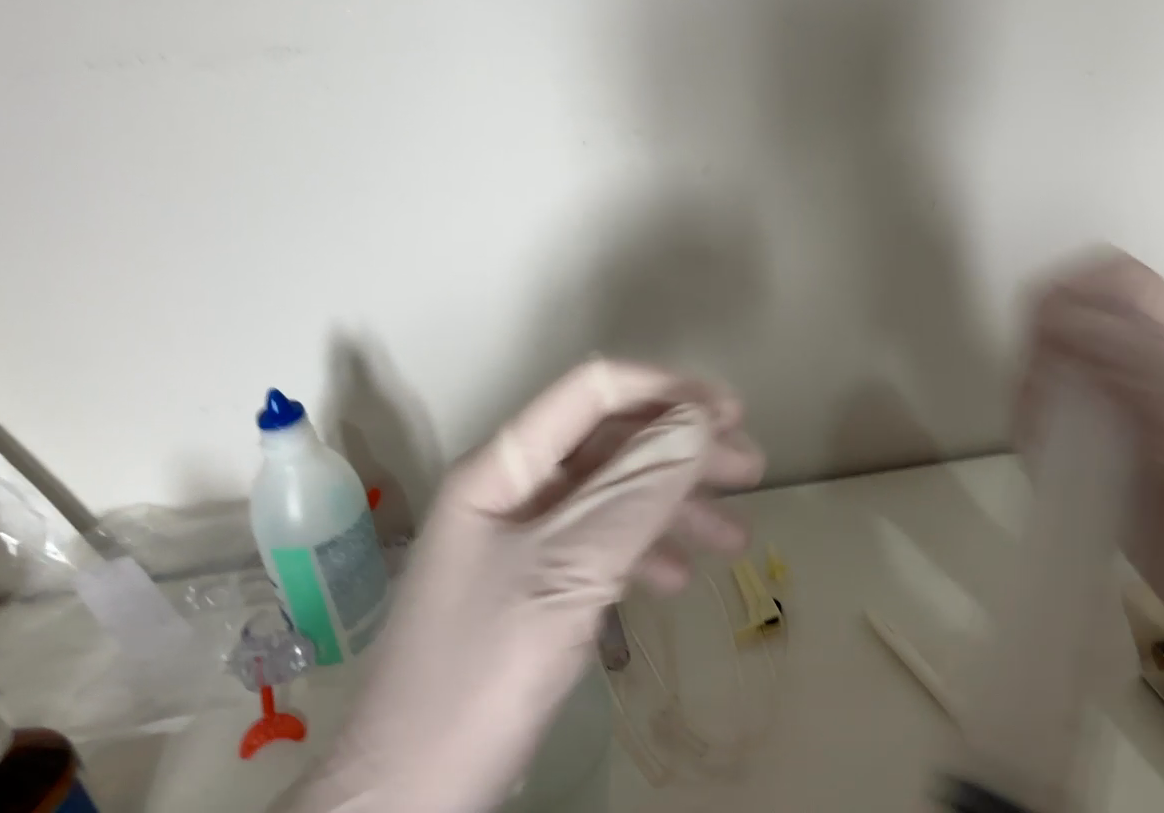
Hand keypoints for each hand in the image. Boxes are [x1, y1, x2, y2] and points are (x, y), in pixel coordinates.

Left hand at [281, 360, 762, 812]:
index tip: (729, 414)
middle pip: (608, 445)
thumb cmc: (484, 669)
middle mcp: (510, 493)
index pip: (589, 395)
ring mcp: (519, 545)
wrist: (412, 793)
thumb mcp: (569, 570)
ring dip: (674, 508)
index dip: (663, 391)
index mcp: (502, 469)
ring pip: (610, 500)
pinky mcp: (531, 593)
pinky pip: (598, 550)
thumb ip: (635, 490)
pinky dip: (643, 554)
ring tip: (735, 538)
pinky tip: (676, 580)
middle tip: (751, 471)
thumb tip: (697, 421)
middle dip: (680, 451)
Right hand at [1021, 251, 1163, 787]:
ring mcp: (1122, 423)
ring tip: (1058, 448)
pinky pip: (1047, 429)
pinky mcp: (1100, 466)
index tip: (1042, 338)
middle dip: (1044, 354)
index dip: (1072, 291)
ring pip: (1050, 376)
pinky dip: (1035, 439)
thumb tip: (1054, 314)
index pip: (1115, 282)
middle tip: (1053, 406)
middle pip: (1072, 323)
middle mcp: (1147, 376)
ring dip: (1035, 399)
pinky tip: (1056, 473)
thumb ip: (1138, 362)